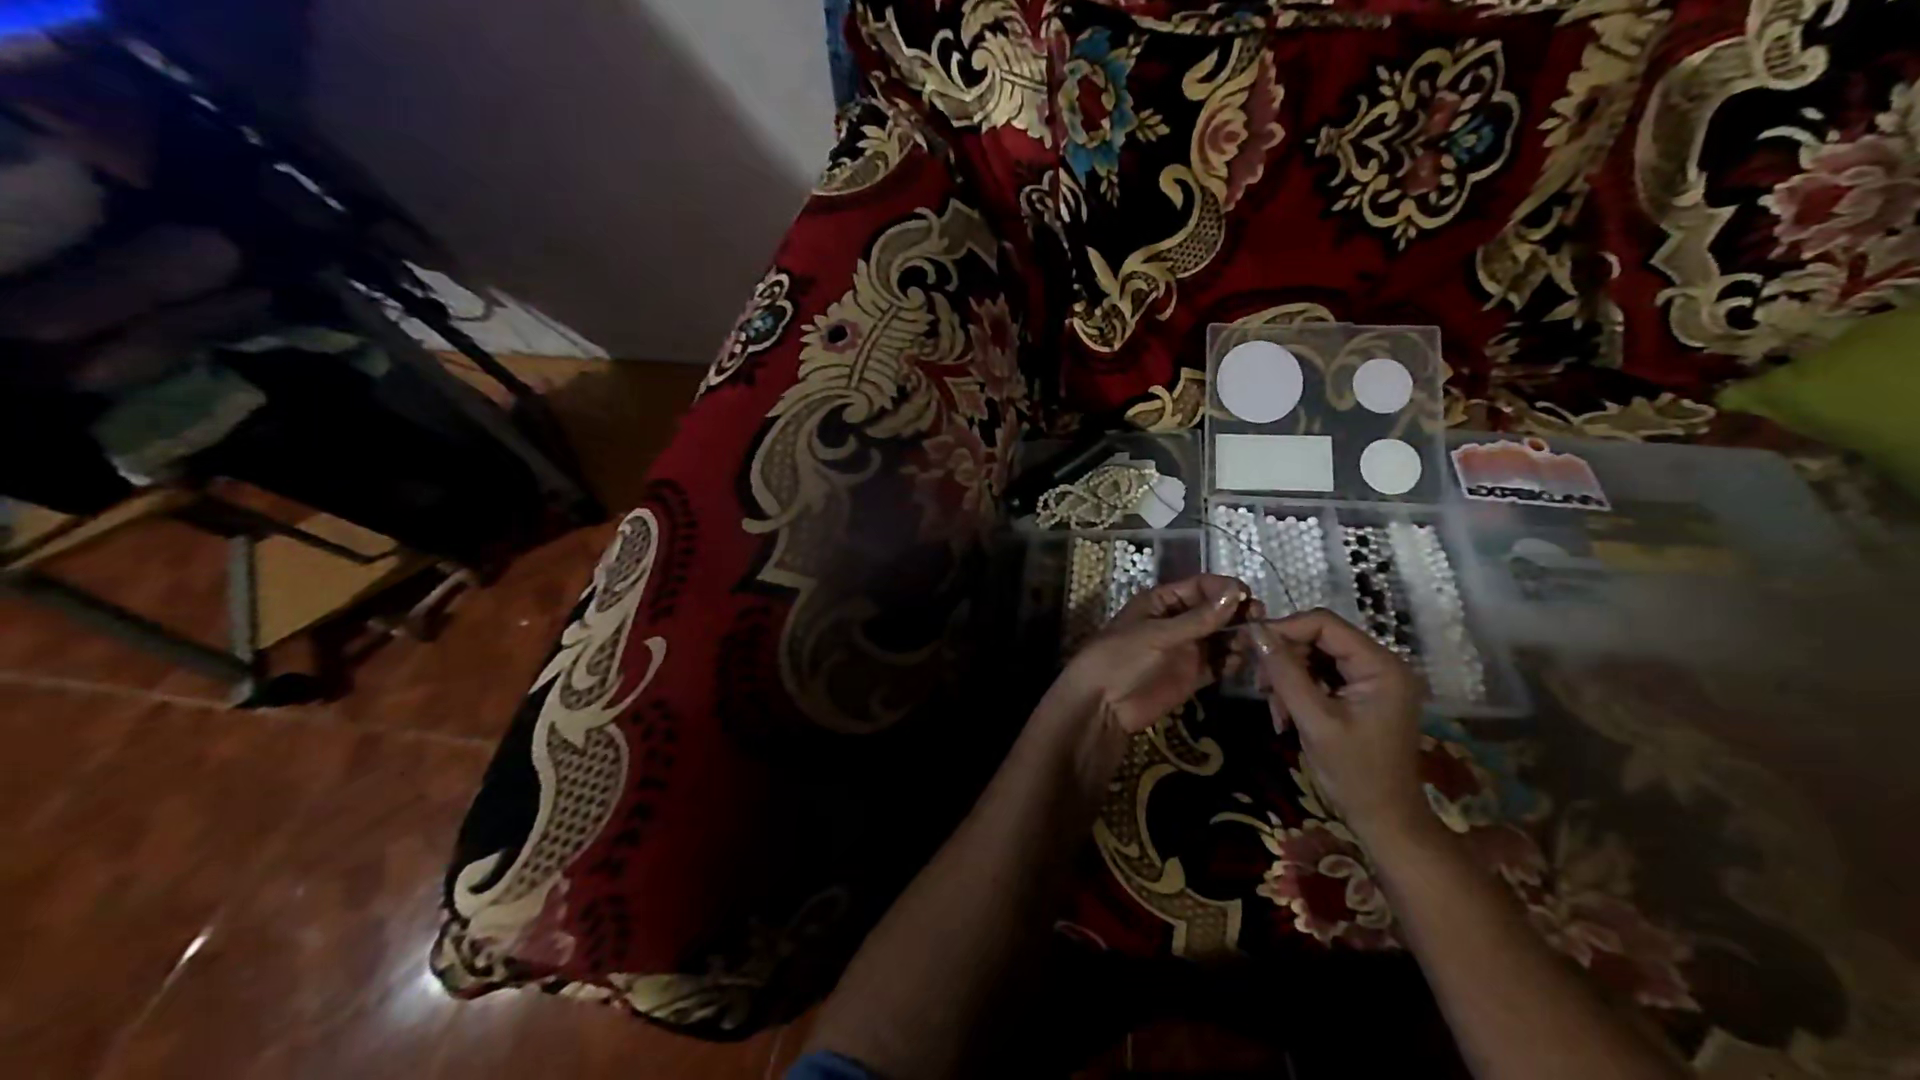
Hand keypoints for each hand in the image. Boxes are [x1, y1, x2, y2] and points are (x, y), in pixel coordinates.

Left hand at [1059, 573, 1249, 734]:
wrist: (1102, 704)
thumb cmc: (1121, 658)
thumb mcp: (1157, 634)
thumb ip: (1197, 618)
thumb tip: (1234, 593)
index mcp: (1162, 601)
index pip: (1200, 586)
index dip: (1224, 588)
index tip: (1246, 595)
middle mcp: (1177, 621)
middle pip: (1216, 610)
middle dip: (1237, 612)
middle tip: (1259, 618)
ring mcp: (1186, 648)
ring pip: (1221, 636)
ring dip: (1239, 636)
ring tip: (1255, 640)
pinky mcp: (1193, 674)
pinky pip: (1219, 662)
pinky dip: (1232, 660)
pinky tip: (1241, 660)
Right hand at [1249, 609, 1429, 841]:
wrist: (1383, 817)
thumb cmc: (1354, 772)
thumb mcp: (1314, 720)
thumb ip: (1285, 673)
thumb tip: (1254, 632)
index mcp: (1381, 666)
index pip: (1324, 624)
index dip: (1284, 628)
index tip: (1249, 645)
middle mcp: (1380, 664)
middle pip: (1318, 638)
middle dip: (1284, 658)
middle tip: (1261, 687)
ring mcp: (1371, 679)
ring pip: (1314, 656)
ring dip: (1287, 677)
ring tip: (1275, 709)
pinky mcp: (1361, 694)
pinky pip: (1320, 676)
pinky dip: (1298, 690)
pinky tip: (1285, 715)